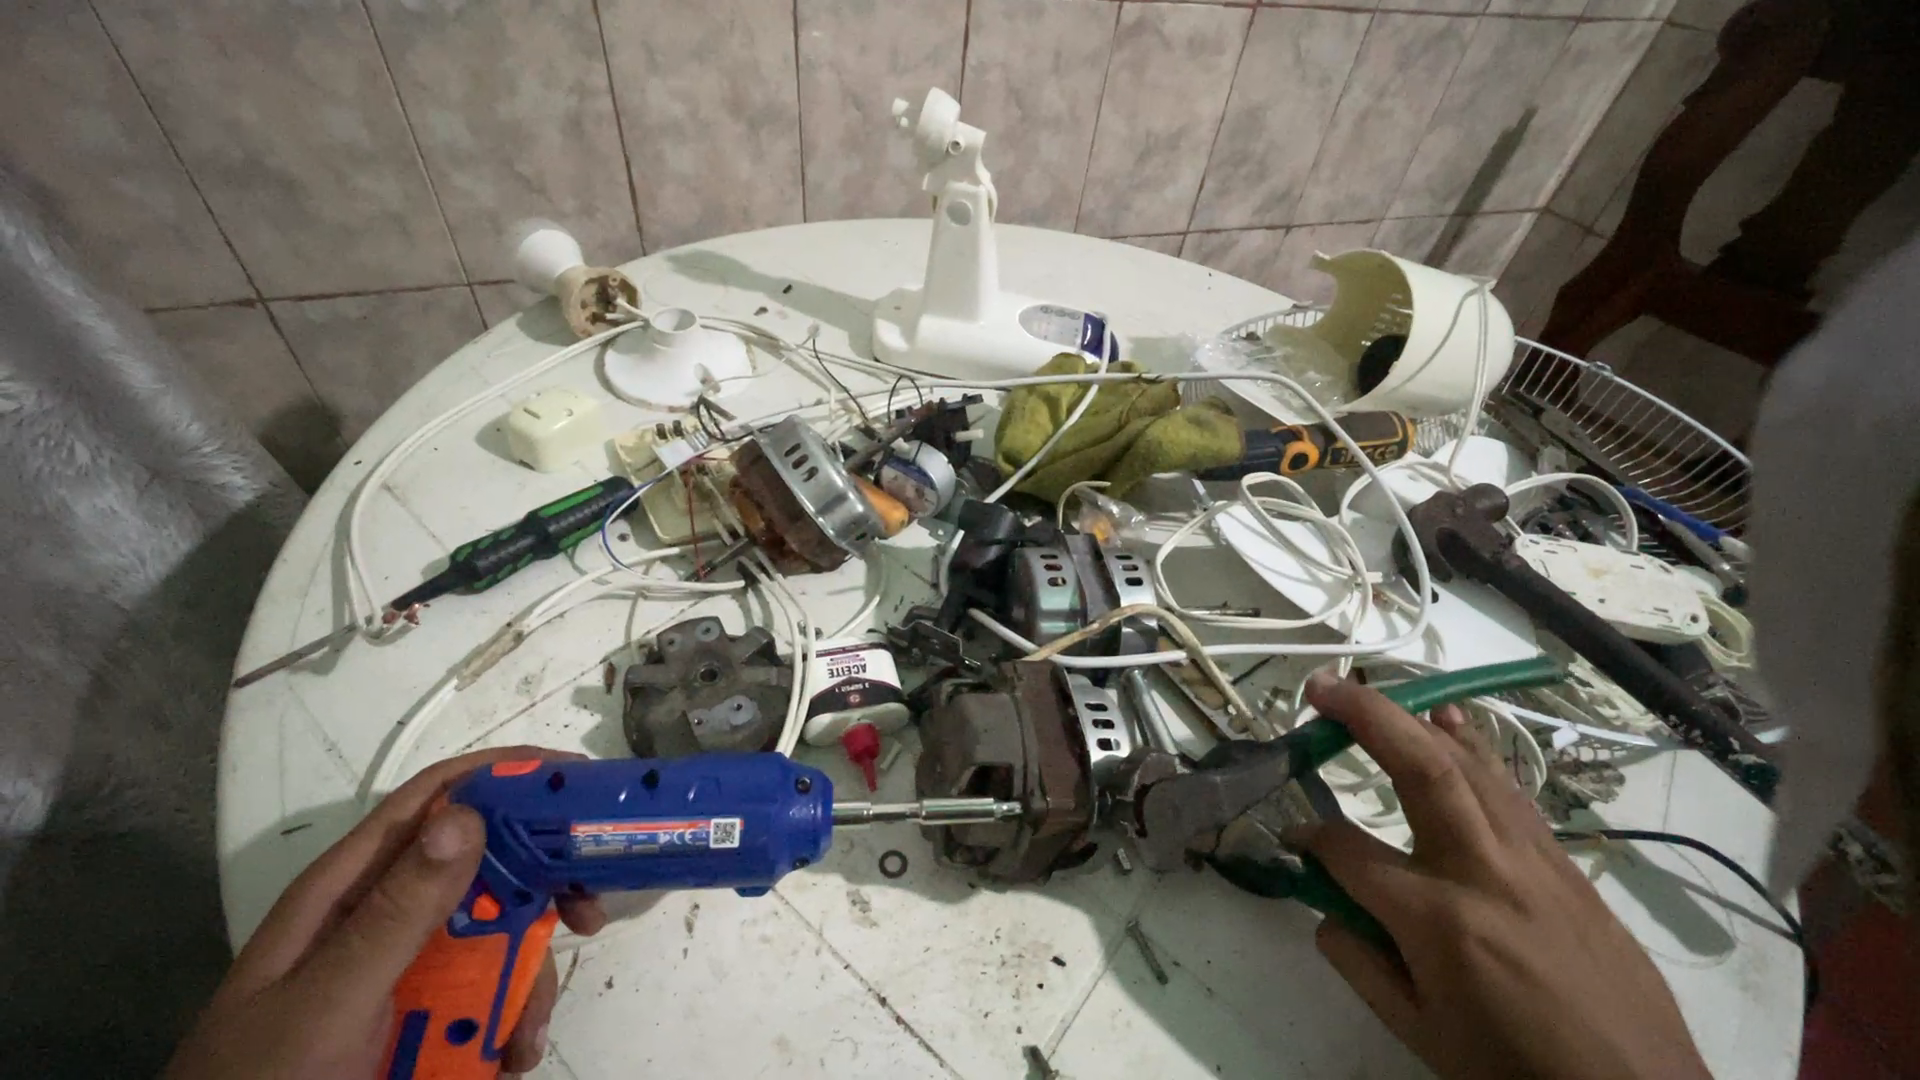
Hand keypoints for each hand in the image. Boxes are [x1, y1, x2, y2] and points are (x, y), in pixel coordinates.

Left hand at [165, 747, 605, 1079]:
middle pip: (488, 863)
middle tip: (588, 911)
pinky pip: (492, 991)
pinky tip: (509, 1055)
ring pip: (501, 933)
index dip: (507, 772)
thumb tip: (466, 814)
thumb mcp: (329, 999)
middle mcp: (388, 912)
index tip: (577, 778)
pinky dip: (512, 1019)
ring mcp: (409, 963)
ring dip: (529, 977)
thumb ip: (395, 912)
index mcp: (353, 886)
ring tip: (526, 1031)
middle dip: (544, 886)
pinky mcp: (426, 1010)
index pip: (437, 797)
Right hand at [1298, 674, 1710, 1079]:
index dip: (1311, 839)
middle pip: (1421, 770)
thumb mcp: (1420, 1035)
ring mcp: (1535, 862)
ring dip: (1416, 720)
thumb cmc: (1517, 1070)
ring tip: (1373, 691)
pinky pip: (1511, 792)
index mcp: (1439, 921)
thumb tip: (1324, 911)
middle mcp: (1485, 872)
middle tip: (1320, 687)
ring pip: (1472, 767)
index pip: (1351, 853)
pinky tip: (1455, 727)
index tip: (1293, 836)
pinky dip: (1475, 750)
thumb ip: (1360, 965)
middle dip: (1366, 717)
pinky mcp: (1568, 866)